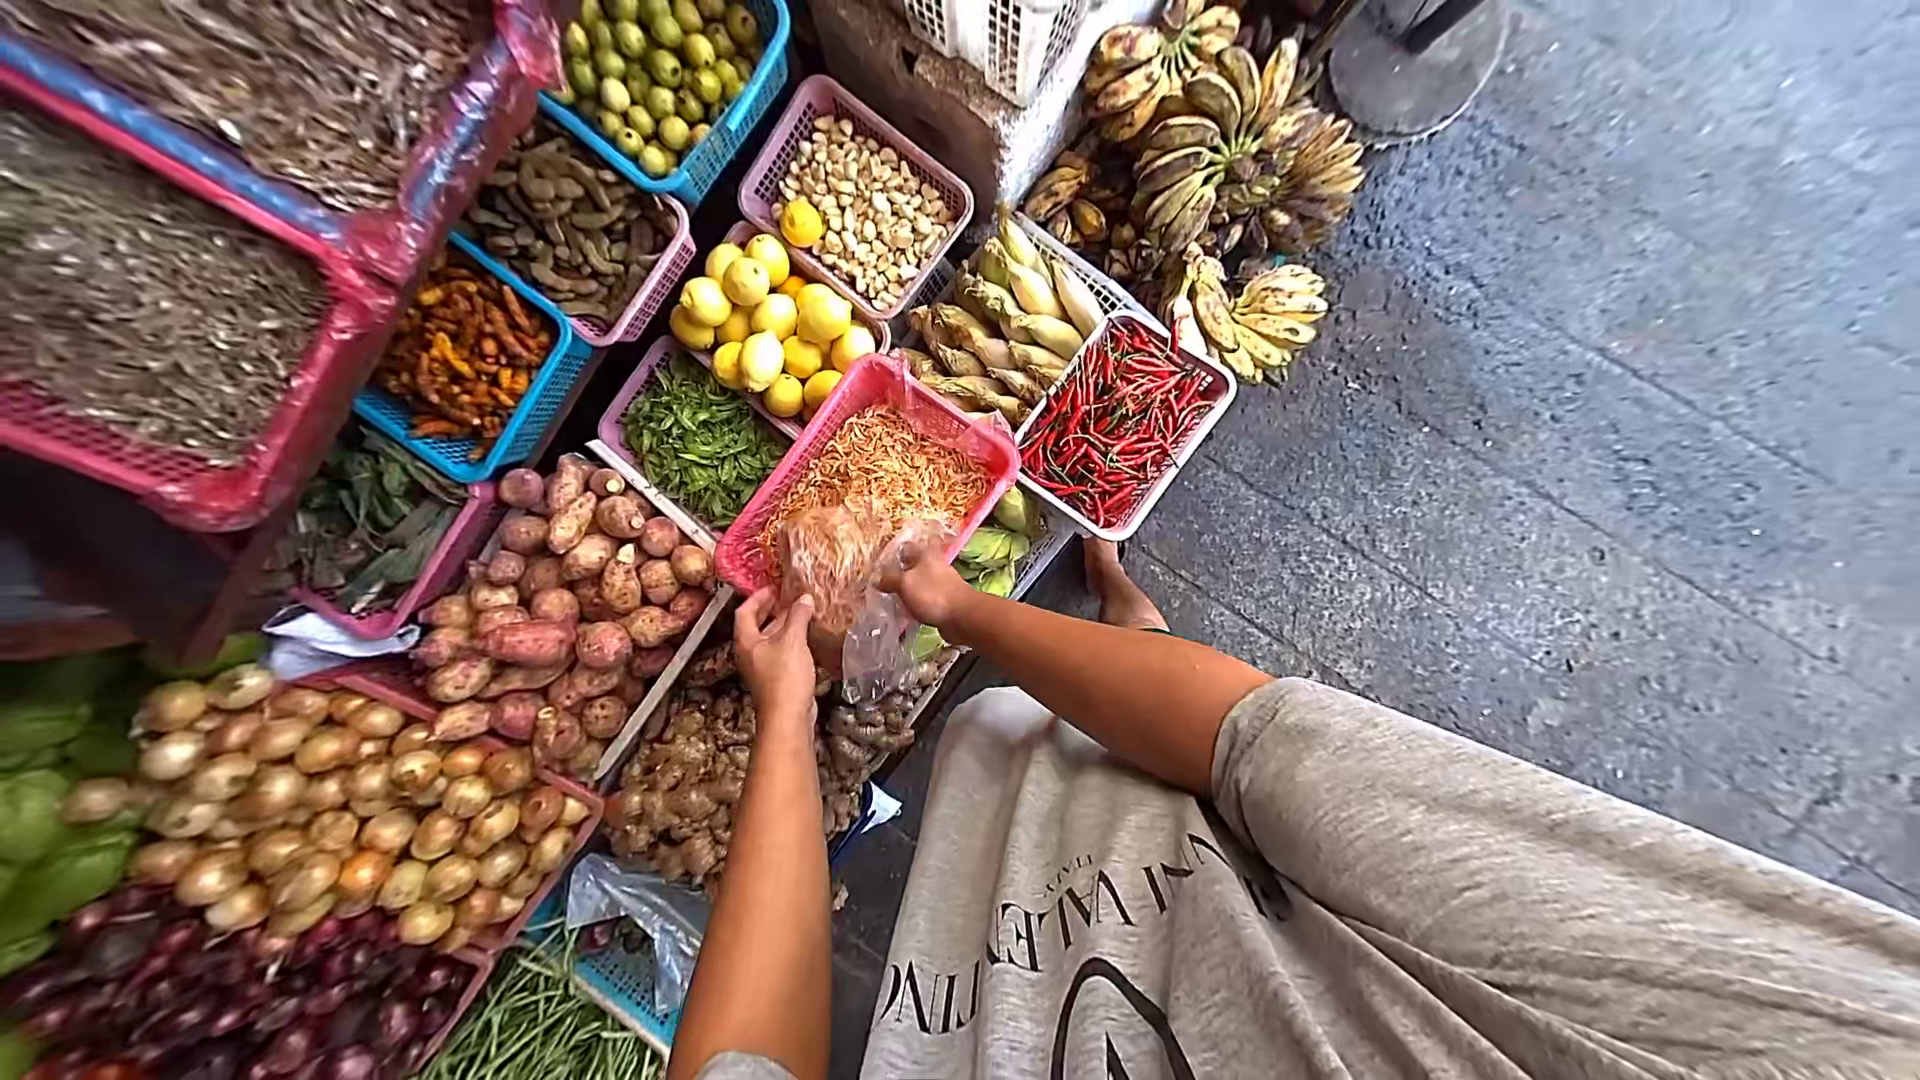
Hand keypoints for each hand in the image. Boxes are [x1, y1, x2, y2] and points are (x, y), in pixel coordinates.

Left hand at [734, 587, 817, 729]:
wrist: (787, 716)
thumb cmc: (784, 677)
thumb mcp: (793, 640)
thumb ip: (798, 616)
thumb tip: (804, 598)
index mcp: (747, 641)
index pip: (745, 612)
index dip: (757, 597)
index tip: (773, 588)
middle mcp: (751, 653)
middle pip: (757, 625)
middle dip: (773, 610)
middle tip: (789, 598)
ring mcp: (763, 667)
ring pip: (771, 639)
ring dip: (785, 625)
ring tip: (803, 613)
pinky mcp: (776, 678)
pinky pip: (782, 652)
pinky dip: (793, 641)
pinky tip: (808, 637)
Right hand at [876, 535, 972, 628]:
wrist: (962, 617)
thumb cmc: (932, 593)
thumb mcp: (905, 583)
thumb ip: (889, 579)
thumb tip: (876, 578)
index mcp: (926, 555)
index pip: (910, 544)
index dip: (897, 547)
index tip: (883, 554)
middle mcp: (935, 566)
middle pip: (914, 564)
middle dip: (900, 571)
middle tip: (881, 578)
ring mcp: (941, 584)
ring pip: (919, 583)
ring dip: (907, 589)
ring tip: (888, 596)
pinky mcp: (944, 601)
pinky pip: (925, 600)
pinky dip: (915, 604)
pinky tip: (903, 612)